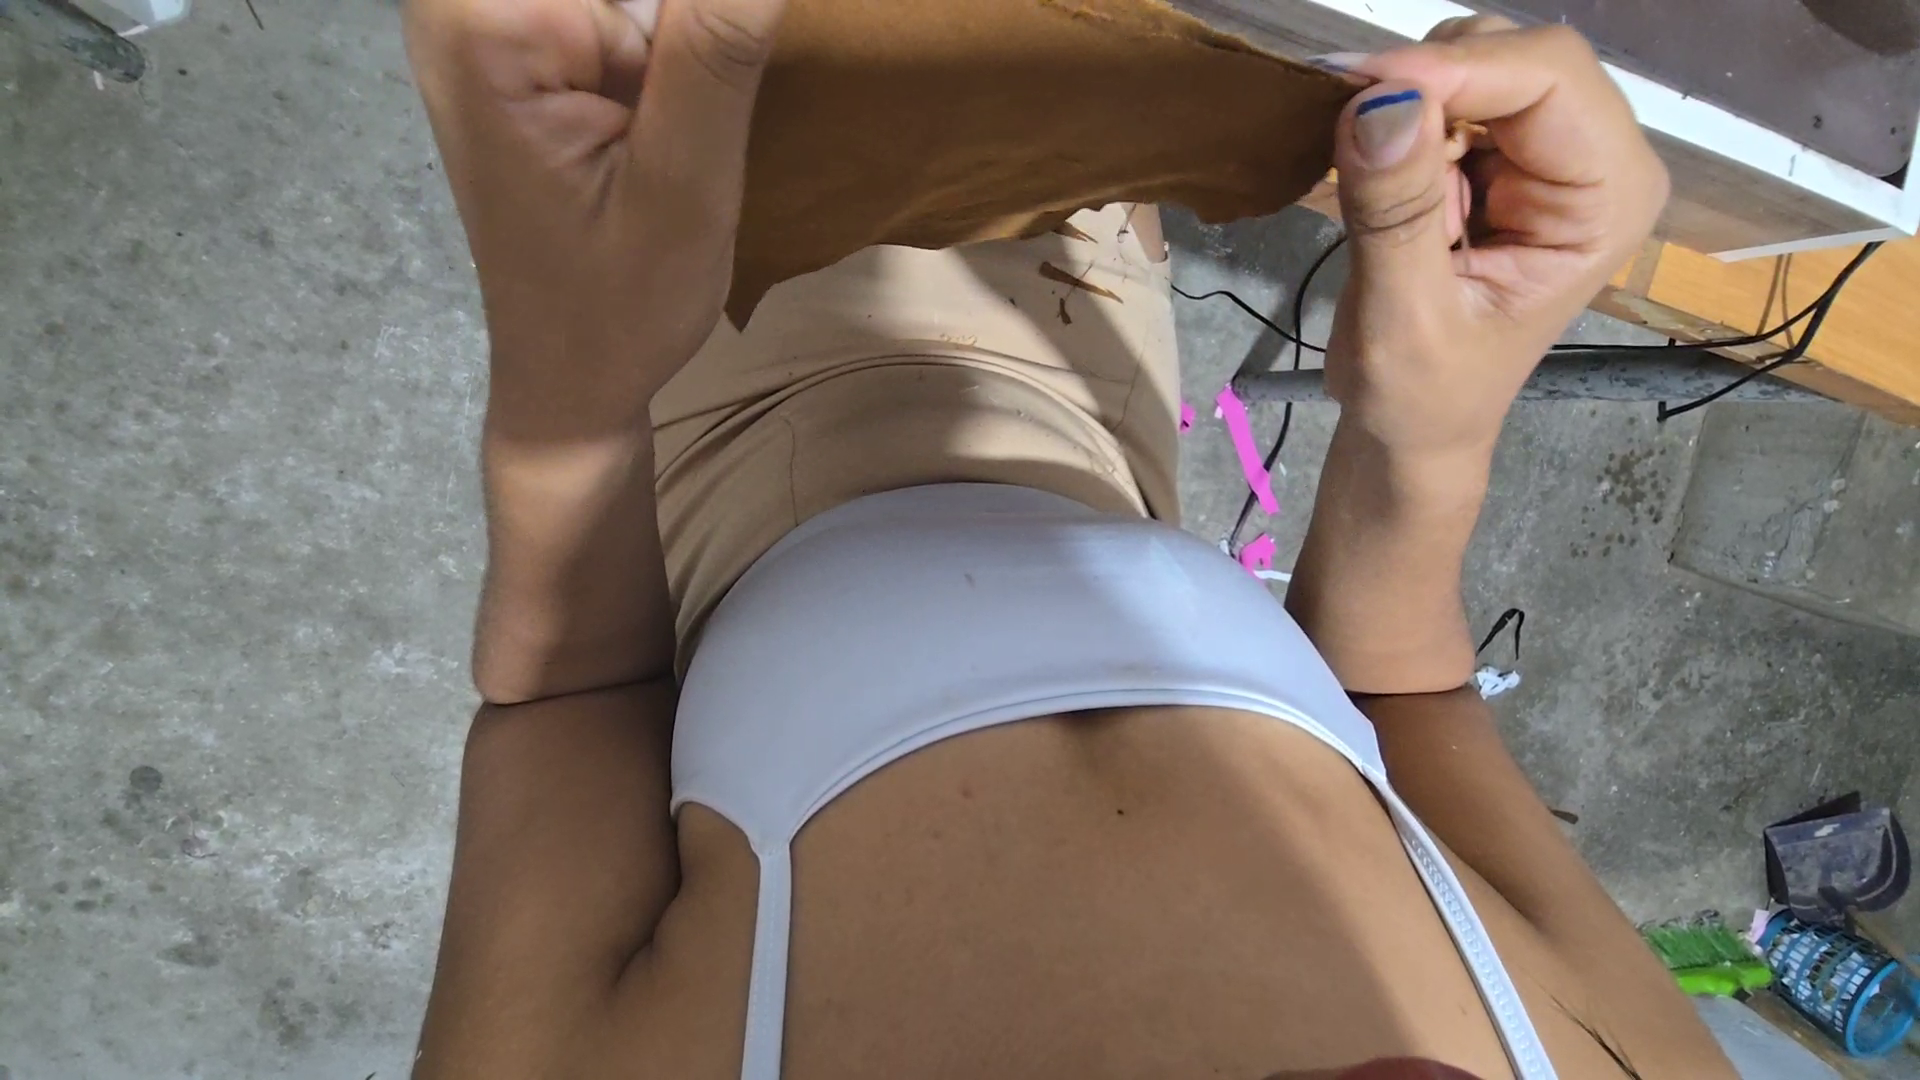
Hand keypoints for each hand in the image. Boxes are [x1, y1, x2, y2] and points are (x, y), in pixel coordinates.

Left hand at [405, 0, 788, 441]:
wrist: (573, 379)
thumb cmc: (624, 307)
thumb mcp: (687, 187)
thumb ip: (716, 53)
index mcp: (483, 21)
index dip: (696, 21)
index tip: (694, 114)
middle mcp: (458, 8)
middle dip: (681, 39)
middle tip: (681, 139)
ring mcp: (480, 37)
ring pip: (615, 4)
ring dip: (674, 52)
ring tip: (672, 143)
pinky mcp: (511, 68)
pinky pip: (599, 26)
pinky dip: (653, 62)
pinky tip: (665, 123)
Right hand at [1321, 18, 1668, 464]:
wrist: (1410, 428)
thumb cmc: (1419, 395)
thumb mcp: (1402, 319)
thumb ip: (1395, 214)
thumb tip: (1376, 103)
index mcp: (1602, 199)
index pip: (1548, 79)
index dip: (1451, 71)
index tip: (1350, 89)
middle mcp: (1586, 161)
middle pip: (1513, 61)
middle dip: (1423, 92)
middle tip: (1349, 155)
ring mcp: (1536, 162)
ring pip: (1469, 73)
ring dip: (1402, 116)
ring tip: (1369, 197)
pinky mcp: (1487, 172)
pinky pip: (1436, 111)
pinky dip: (1390, 131)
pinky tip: (1370, 186)